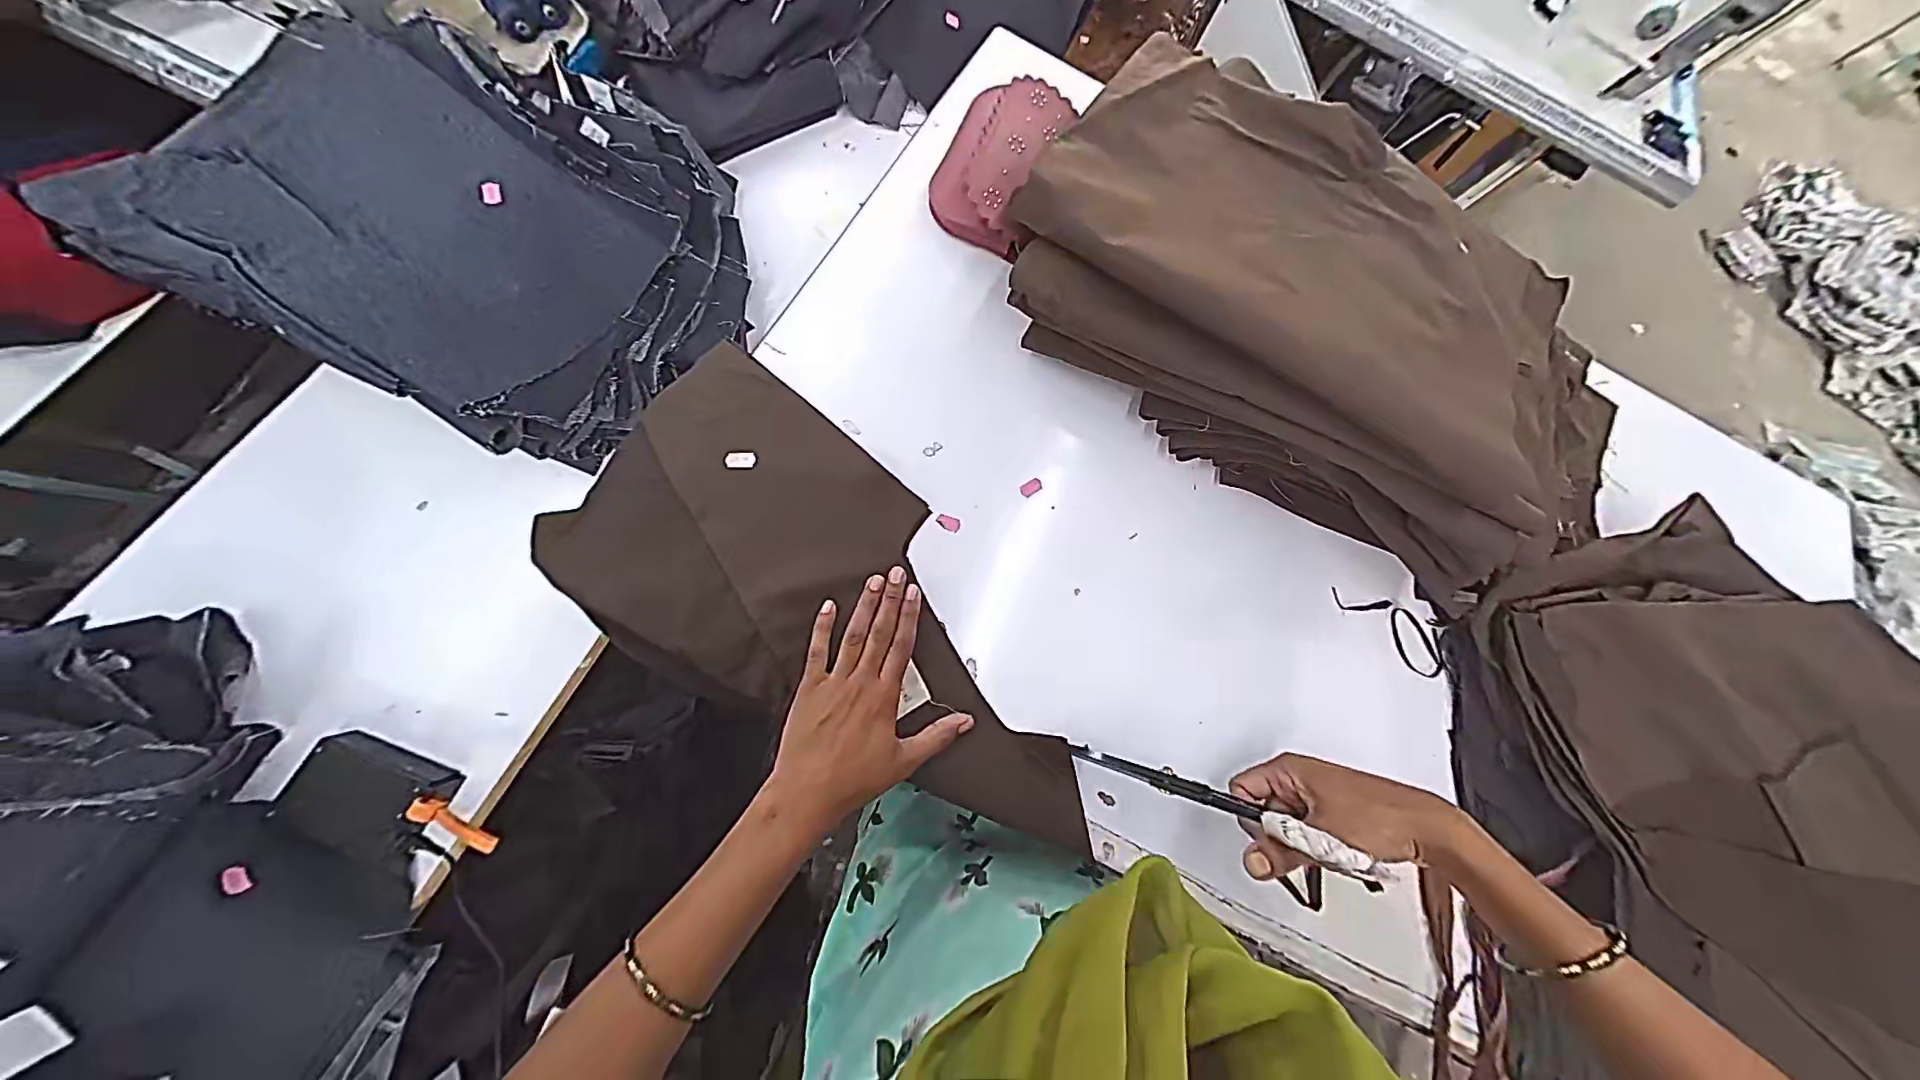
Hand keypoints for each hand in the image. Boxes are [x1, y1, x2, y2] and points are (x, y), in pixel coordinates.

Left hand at [763, 566, 973, 833]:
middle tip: (895, 575)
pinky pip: (816, 651)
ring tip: (872, 582)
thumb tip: (963, 723)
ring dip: (864, 607)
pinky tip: (829, 607)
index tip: (913, 595)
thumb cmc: (852, 778)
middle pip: (879, 633)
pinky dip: (822, 628)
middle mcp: (859, 683)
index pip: (901, 647)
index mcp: (884, 698)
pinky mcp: (809, 688)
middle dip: (889, 601)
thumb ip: (936, 736)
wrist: (807, 791)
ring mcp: (833, 683)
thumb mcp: (903, 760)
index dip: (908, 617)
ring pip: (852, 636)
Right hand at [1229, 753, 1464, 882]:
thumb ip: (1280, 852)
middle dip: (1281, 837)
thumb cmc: (1385, 817)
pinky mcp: (1331, 810)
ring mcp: (1316, 793)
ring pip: (1287, 824)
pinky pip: (1308, 830)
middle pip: (1264, 811)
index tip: (1268, 840)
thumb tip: (1254, 859)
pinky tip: (1339, 852)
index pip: (1241, 791)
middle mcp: (1299, 777)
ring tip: (1329, 850)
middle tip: (1305, 848)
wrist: (1430, 829)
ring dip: (1303, 845)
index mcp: (1288, 769)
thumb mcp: (1320, 839)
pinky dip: (1318, 846)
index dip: (1252, 821)